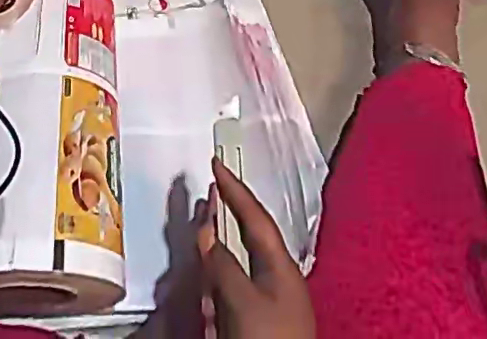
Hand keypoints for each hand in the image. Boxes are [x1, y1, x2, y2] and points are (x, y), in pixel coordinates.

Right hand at [200, 157, 314, 338]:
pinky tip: (211, 310)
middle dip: (225, 224)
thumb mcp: (241, 301)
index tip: (215, 163)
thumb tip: (206, 235)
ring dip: (217, 268)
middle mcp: (278, 281)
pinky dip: (219, 295)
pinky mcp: (259, 328)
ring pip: (236, 271)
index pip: (255, 216)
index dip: (234, 188)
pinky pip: (233, 298)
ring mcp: (271, 307)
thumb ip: (221, 264)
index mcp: (281, 267)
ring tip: (204, 262)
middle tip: (207, 198)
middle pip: (247, 240)